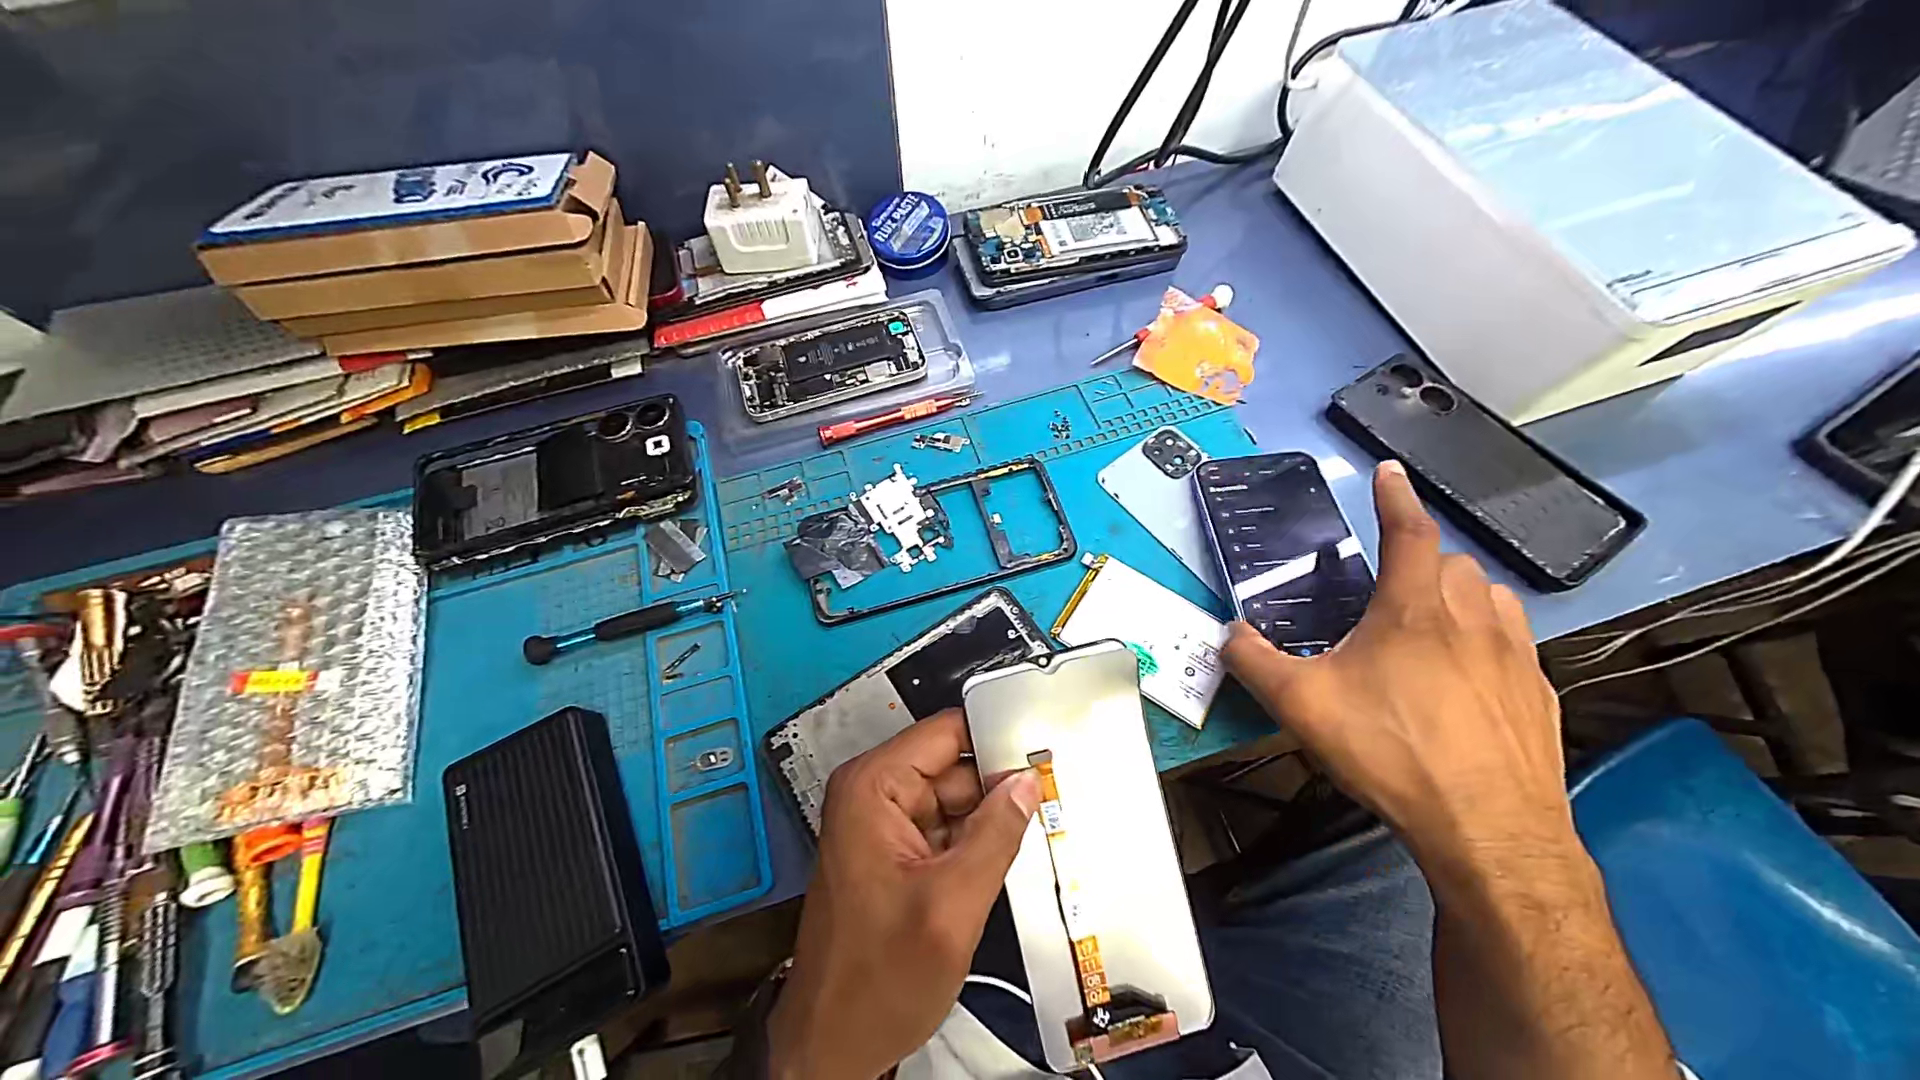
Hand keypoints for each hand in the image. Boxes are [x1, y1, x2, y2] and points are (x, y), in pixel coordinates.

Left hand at [767, 709, 1040, 1078]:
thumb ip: (996, 834)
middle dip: (994, 789)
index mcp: (872, 788)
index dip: (994, 740)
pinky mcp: (893, 847)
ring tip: (1000, 857)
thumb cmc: (872, 982)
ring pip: (955, 797)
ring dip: (983, 822)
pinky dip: (970, 843)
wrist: (835, 1041)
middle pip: (953, 764)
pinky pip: (945, 825)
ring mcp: (882, 821)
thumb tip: (1025, 784)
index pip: (945, 732)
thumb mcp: (952, 904)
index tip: (1036, 754)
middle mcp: (872, 794)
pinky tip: (981, 871)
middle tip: (1034, 814)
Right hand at [1222, 461, 1573, 873]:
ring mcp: (1516, 656)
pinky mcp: (1540, 694)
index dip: (1395, 496)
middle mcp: (1472, 620)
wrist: (1489, 830)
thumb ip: (1253, 661)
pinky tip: (1467, 678)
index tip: (1389, 470)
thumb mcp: (1300, 705)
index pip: (1408, 532)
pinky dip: (1489, 639)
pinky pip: (1515, 643)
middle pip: (1454, 563)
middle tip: (1390, 590)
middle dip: (1423, 561)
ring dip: (1462, 595)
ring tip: (1432, 626)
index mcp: (1414, 610)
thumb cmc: (1390, 750)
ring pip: (1493, 597)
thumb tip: (1228, 633)